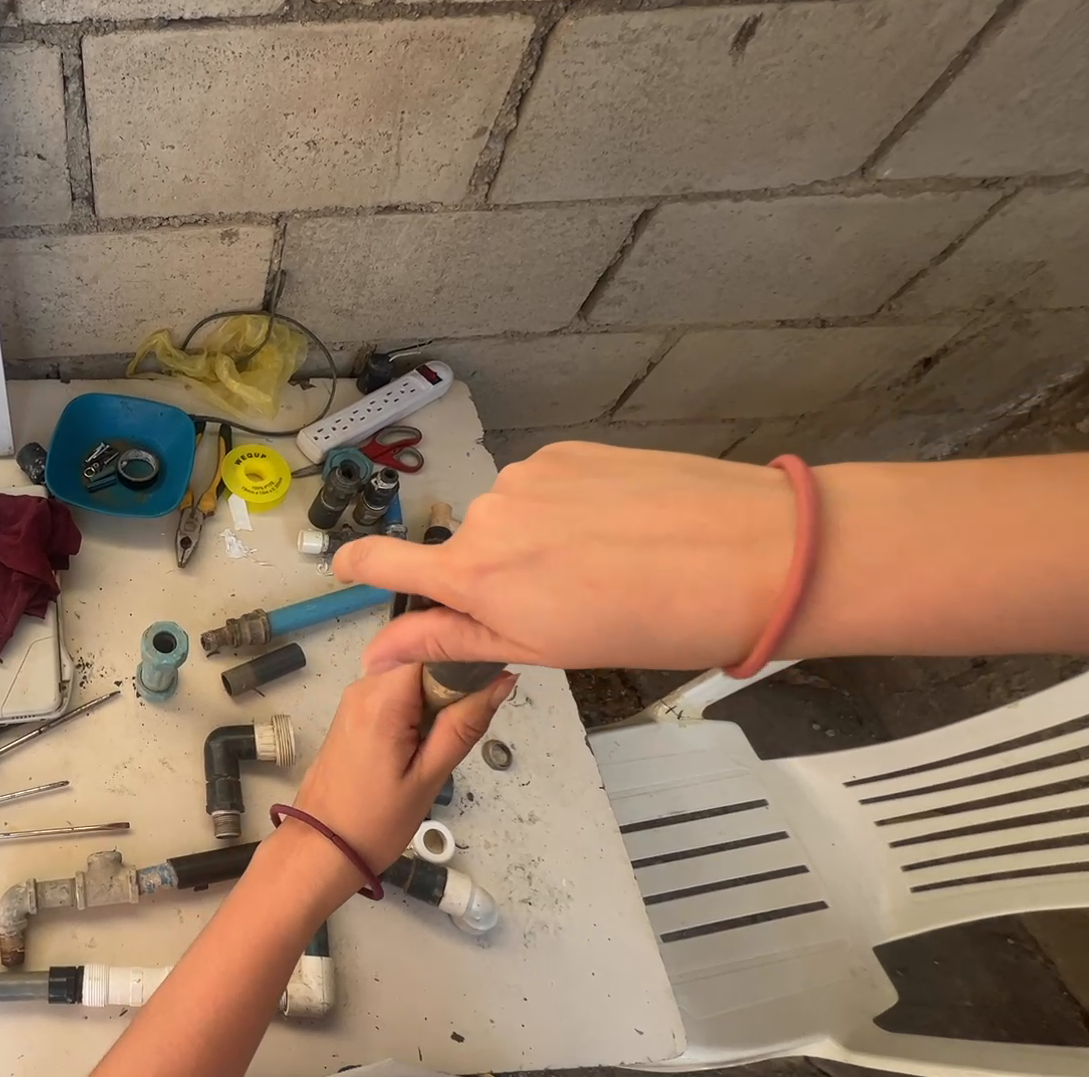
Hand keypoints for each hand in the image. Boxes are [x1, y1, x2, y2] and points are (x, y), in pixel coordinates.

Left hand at [291, 664, 516, 873]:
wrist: (322, 844)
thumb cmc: (376, 819)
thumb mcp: (429, 776)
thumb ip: (464, 725)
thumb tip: (499, 681)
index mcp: (380, 699)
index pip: (430, 651)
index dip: (463, 660)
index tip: (491, 683)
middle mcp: (362, 687)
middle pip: (419, 660)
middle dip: (451, 682)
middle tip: (470, 721)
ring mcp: (354, 698)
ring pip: (408, 677)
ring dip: (434, 697)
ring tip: (448, 734)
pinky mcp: (352, 712)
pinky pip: (392, 692)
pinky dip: (416, 706)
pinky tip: (425, 737)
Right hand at [334, 441, 795, 672]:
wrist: (758, 553)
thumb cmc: (650, 621)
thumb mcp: (540, 648)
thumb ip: (449, 641)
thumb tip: (376, 653)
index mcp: (474, 576)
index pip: (379, 562)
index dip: (354, 565)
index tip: (347, 568)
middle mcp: (484, 517)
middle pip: (462, 548)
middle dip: (492, 571)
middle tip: (560, 594)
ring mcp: (522, 477)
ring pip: (505, 516)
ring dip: (532, 537)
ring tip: (600, 556)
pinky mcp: (561, 451)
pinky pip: (539, 485)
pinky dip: (562, 506)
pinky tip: (613, 523)